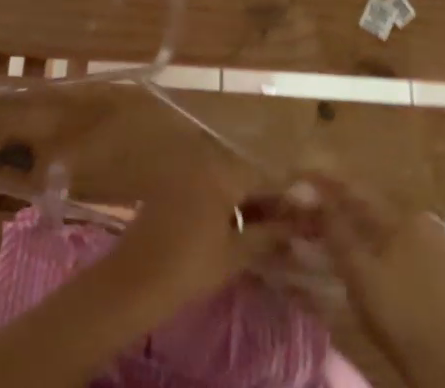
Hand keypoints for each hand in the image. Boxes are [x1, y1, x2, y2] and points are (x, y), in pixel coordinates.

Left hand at [105, 140, 293, 302]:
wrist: (135, 281)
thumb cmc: (191, 266)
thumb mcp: (237, 252)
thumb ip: (271, 234)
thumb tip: (302, 225)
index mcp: (221, 172)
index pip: (267, 176)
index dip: (290, 197)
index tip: (309, 217)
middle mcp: (202, 162)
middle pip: (246, 176)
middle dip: (269, 199)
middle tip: (291, 228)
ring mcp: (184, 173)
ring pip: (228, 182)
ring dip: (248, 203)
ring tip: (269, 232)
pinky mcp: (172, 187)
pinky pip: (208, 188)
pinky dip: (227, 204)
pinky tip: (239, 229)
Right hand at [297, 174, 444, 386]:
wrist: (443, 365)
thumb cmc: (398, 312)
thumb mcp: (358, 269)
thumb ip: (333, 227)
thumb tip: (307, 192)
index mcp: (405, 218)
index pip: (356, 188)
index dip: (324, 180)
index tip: (296, 175)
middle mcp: (419, 224)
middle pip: (367, 205)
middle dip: (332, 203)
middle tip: (301, 206)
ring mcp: (427, 248)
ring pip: (376, 226)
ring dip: (345, 224)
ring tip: (315, 228)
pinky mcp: (428, 271)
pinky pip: (387, 244)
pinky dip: (361, 242)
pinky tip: (345, 252)